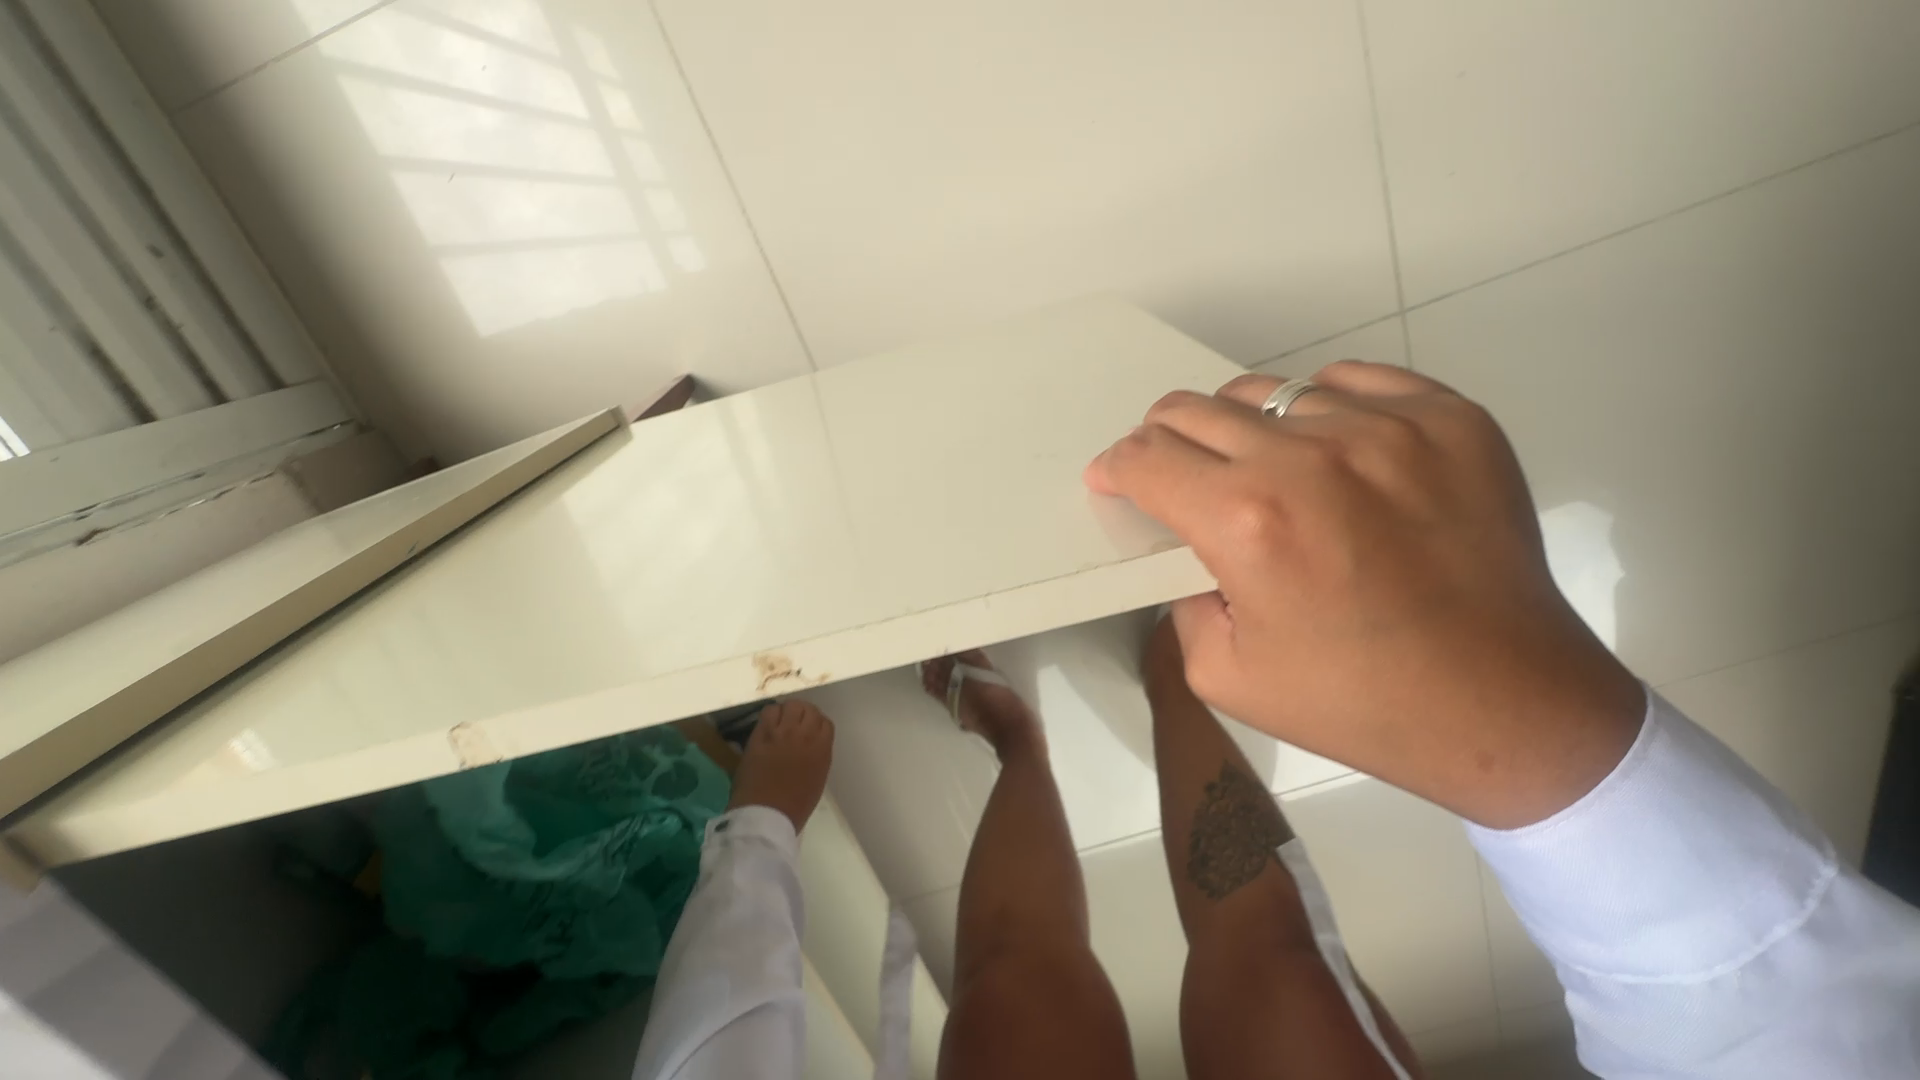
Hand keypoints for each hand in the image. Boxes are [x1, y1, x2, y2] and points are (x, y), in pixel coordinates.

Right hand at [1087, 362, 1643, 827]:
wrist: (1505, 706)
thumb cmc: (1356, 703)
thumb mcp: (1223, 675)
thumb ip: (1183, 598)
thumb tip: (1193, 551)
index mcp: (1245, 522)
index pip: (1147, 459)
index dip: (1115, 468)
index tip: (1113, 480)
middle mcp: (1308, 457)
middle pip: (1194, 410)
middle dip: (1162, 439)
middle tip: (1172, 471)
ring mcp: (1387, 428)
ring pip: (1270, 390)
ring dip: (1242, 426)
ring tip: (1259, 467)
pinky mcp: (1450, 418)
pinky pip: (1351, 381)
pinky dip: (1319, 408)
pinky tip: (1329, 450)